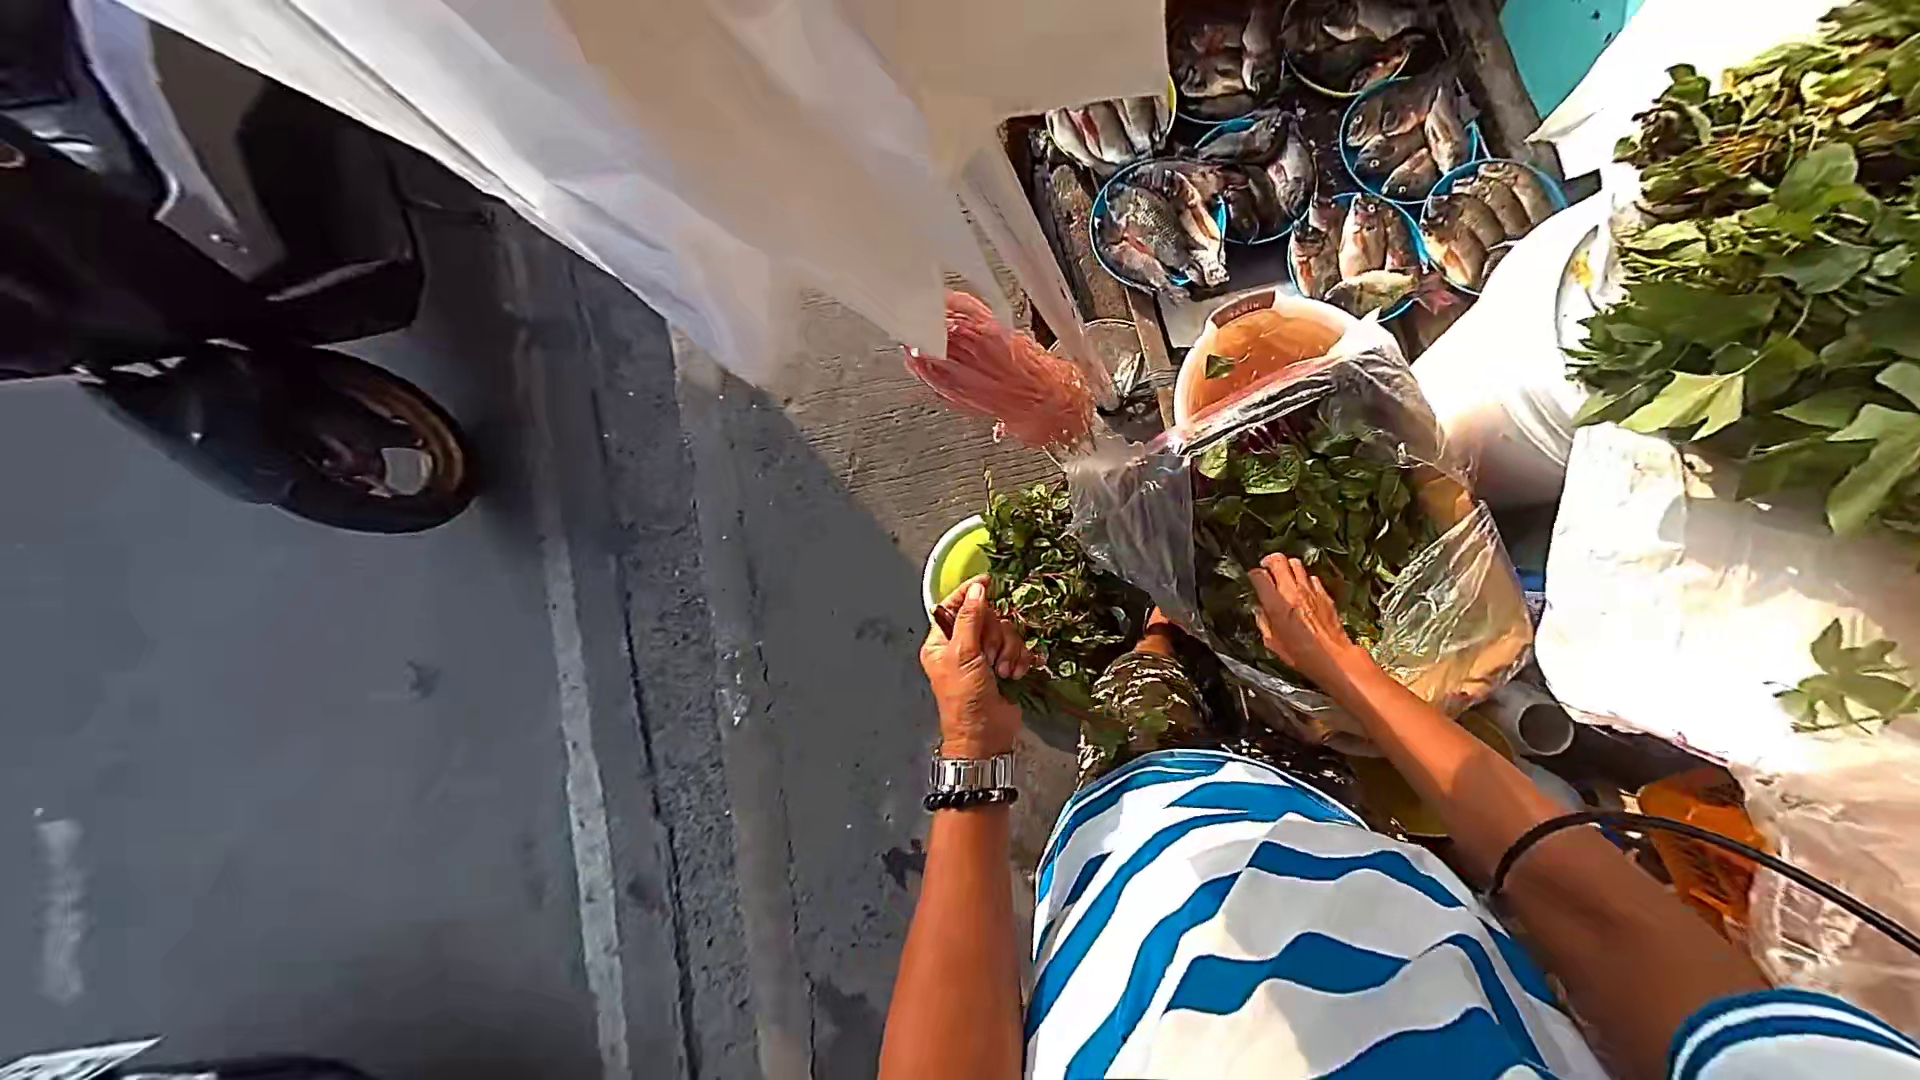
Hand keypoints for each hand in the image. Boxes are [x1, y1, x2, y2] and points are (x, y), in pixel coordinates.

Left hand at [921, 575, 1031, 757]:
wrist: (986, 736)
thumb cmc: (965, 700)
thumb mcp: (963, 655)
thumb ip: (970, 619)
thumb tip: (977, 590)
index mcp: (941, 642)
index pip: (953, 606)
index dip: (970, 593)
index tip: (988, 582)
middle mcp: (961, 646)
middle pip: (985, 616)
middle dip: (994, 633)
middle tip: (989, 653)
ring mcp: (983, 656)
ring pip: (1004, 631)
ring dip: (1008, 649)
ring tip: (1001, 669)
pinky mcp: (1003, 666)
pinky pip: (1017, 648)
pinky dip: (1018, 659)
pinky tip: (1013, 674)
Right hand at [1247, 554, 1369, 691]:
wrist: (1334, 658)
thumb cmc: (1301, 654)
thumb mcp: (1271, 641)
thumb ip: (1263, 620)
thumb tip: (1259, 610)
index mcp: (1275, 603)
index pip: (1258, 575)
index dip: (1253, 574)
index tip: (1253, 579)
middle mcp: (1292, 592)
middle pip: (1278, 560)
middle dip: (1269, 562)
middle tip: (1267, 570)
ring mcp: (1310, 591)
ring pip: (1296, 563)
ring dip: (1287, 568)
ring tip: (1284, 577)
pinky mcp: (1324, 594)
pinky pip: (1311, 577)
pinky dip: (1304, 580)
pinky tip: (1302, 590)